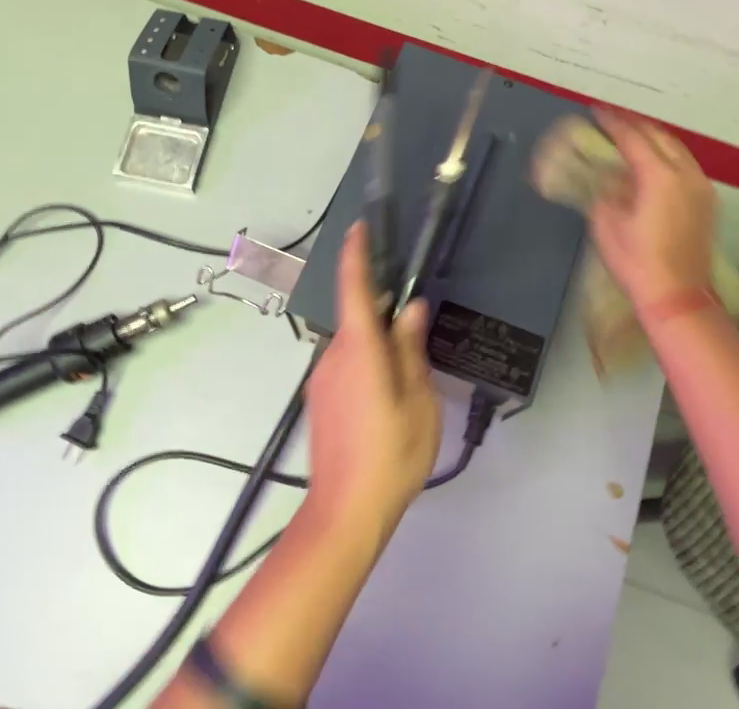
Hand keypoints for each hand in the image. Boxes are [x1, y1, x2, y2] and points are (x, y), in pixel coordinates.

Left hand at [303, 222, 442, 537]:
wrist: (346, 511)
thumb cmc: (392, 455)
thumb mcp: (419, 402)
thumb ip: (412, 351)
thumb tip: (410, 310)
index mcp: (360, 350)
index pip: (354, 290)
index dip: (356, 256)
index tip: (359, 228)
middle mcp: (333, 356)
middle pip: (359, 320)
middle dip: (384, 317)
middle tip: (416, 330)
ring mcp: (321, 379)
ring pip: (354, 347)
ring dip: (377, 348)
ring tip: (409, 380)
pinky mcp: (320, 400)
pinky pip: (346, 367)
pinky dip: (367, 367)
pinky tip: (387, 399)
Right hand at [588, 106, 718, 307]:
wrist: (678, 296)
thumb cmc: (637, 262)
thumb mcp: (608, 224)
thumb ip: (607, 192)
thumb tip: (609, 179)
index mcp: (658, 176)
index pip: (633, 138)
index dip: (613, 123)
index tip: (597, 111)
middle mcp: (685, 174)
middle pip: (659, 136)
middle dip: (635, 125)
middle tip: (613, 120)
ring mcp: (701, 187)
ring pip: (677, 149)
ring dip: (654, 139)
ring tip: (633, 137)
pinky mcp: (708, 202)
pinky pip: (687, 166)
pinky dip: (668, 156)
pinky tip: (654, 164)